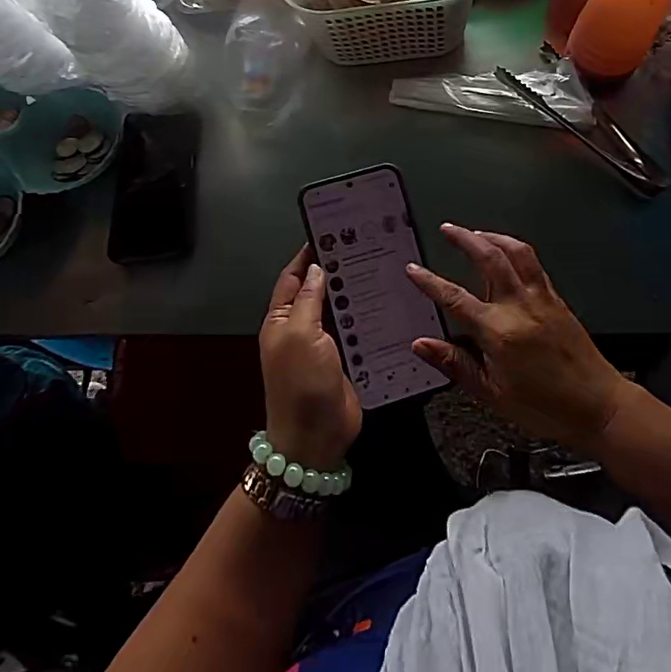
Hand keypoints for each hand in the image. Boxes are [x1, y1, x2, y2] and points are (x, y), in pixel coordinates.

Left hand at [260, 246, 360, 467]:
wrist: (316, 438)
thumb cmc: (301, 384)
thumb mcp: (301, 335)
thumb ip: (309, 300)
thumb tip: (317, 269)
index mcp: (282, 320)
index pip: (293, 278)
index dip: (308, 256)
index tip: (330, 232)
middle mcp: (301, 328)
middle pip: (319, 291)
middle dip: (337, 270)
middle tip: (365, 246)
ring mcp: (325, 345)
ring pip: (342, 309)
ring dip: (357, 292)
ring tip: (382, 267)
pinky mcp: (347, 359)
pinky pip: (358, 330)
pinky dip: (370, 316)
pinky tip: (389, 302)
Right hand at [405, 225, 629, 448]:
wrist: (598, 406)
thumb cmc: (548, 406)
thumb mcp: (492, 394)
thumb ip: (455, 364)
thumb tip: (424, 346)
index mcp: (499, 332)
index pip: (455, 298)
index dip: (430, 282)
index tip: (415, 270)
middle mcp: (521, 307)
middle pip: (488, 258)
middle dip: (464, 238)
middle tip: (448, 229)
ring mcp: (542, 299)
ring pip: (516, 252)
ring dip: (493, 236)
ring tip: (476, 232)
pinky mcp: (557, 300)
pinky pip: (535, 264)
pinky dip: (518, 249)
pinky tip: (511, 252)